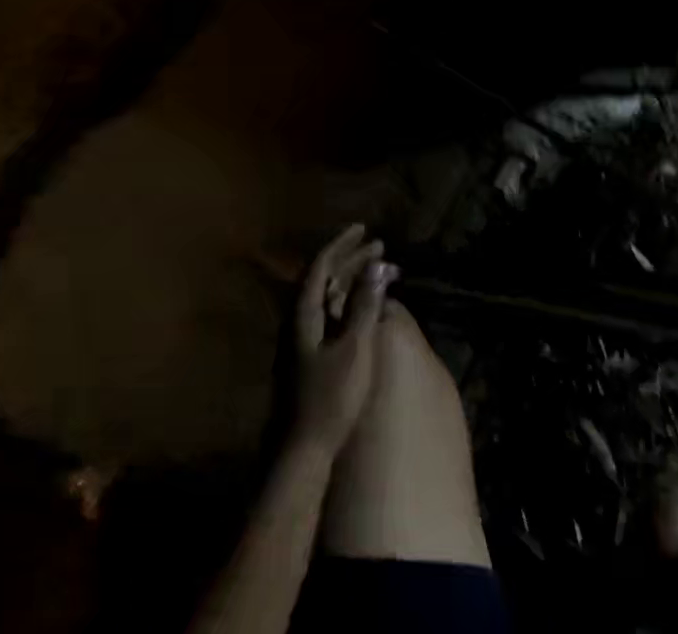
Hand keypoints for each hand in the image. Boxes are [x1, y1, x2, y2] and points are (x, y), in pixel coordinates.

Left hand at [291, 225, 397, 453]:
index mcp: (303, 314)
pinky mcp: (309, 355)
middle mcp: (297, 320)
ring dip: (351, 280)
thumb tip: (377, 268)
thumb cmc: (330, 397)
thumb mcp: (354, 348)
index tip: (364, 229)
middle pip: (323, 278)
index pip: (321, 266)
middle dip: (351, 260)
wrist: (303, 449)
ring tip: (378, 272)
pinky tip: (363, 306)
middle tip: (380, 248)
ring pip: (326, 297)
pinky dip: (348, 301)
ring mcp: (301, 339)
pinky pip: (329, 313)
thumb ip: (365, 306)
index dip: (342, 244)